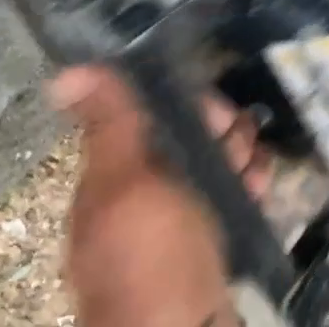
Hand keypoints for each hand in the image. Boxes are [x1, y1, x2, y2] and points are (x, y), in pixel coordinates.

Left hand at [50, 66, 270, 326]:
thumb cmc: (153, 256)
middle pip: (190, 140)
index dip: (189, 105)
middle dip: (224, 132)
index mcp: (114, 178)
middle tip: (241, 148)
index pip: (153, 118)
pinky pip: (233, 196)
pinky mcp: (208, 239)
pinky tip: (262, 189)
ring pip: (216, 166)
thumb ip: (112, 127)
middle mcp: (142, 195)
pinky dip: (250, 186)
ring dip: (243, 157)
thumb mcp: (128, 185)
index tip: (217, 114)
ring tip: (256, 172)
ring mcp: (176, 221)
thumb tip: (66, 72)